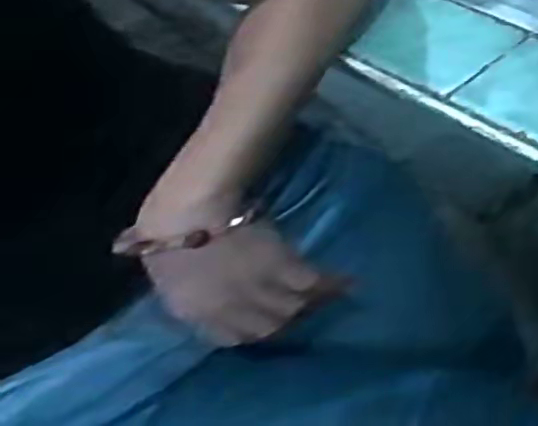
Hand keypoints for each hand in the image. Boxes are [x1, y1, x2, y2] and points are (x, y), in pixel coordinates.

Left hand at [138, 198, 346, 346]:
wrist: (189, 219)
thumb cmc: (173, 246)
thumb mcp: (177, 283)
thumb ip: (202, 296)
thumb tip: (230, 297)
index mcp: (196, 315)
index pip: (234, 337)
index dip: (256, 331)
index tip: (273, 322)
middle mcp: (228, 308)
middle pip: (268, 326)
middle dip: (287, 320)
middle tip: (307, 308)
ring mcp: (255, 287)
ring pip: (290, 308)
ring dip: (310, 302)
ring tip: (328, 294)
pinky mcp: (280, 265)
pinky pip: (309, 281)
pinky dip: (328, 283)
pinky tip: (345, 282)